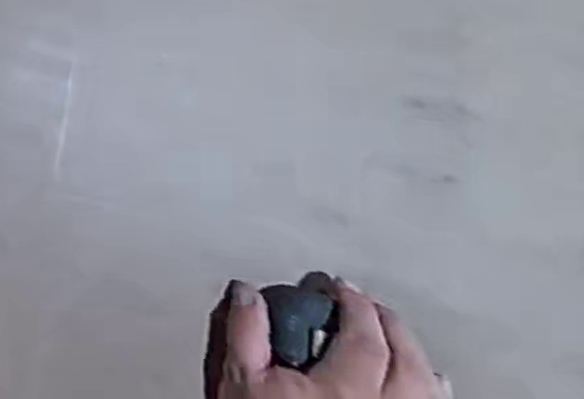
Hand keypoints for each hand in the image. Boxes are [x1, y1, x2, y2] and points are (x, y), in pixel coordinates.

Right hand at [214, 278, 449, 398]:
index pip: (364, 339)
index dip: (355, 307)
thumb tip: (248, 292)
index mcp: (344, 391)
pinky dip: (434, 391)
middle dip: (391, 326)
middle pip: (410, 365)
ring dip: (418, 357)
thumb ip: (247, 333)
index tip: (339, 287)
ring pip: (432, 392)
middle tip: (370, 302)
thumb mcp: (242, 379)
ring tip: (398, 334)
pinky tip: (430, 383)